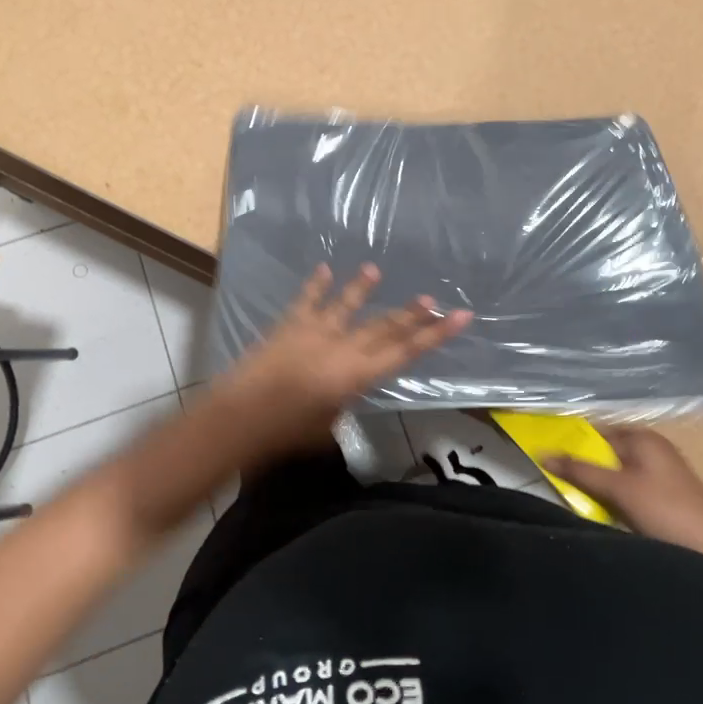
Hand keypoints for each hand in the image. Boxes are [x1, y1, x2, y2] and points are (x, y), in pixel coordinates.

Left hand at [216, 264, 471, 456]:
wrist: (242, 415)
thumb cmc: (286, 433)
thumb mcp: (325, 429)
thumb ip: (338, 409)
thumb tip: (338, 399)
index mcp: (357, 376)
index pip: (405, 352)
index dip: (435, 335)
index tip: (460, 316)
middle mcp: (343, 348)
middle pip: (384, 327)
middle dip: (411, 314)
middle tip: (433, 299)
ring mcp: (315, 332)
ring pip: (346, 307)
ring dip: (361, 289)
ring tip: (374, 270)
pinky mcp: (288, 326)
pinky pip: (306, 302)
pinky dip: (315, 286)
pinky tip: (323, 269)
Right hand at [544, 428, 702, 549]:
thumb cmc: (668, 511)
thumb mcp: (619, 489)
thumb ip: (580, 471)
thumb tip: (542, 453)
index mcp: (644, 438)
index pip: (597, 430)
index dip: (571, 442)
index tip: (544, 457)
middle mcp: (654, 452)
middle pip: (606, 455)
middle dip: (582, 469)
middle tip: (554, 485)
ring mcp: (662, 479)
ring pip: (616, 479)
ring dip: (597, 490)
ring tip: (574, 504)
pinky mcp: (666, 504)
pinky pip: (628, 496)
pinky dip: (613, 504)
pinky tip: (602, 519)